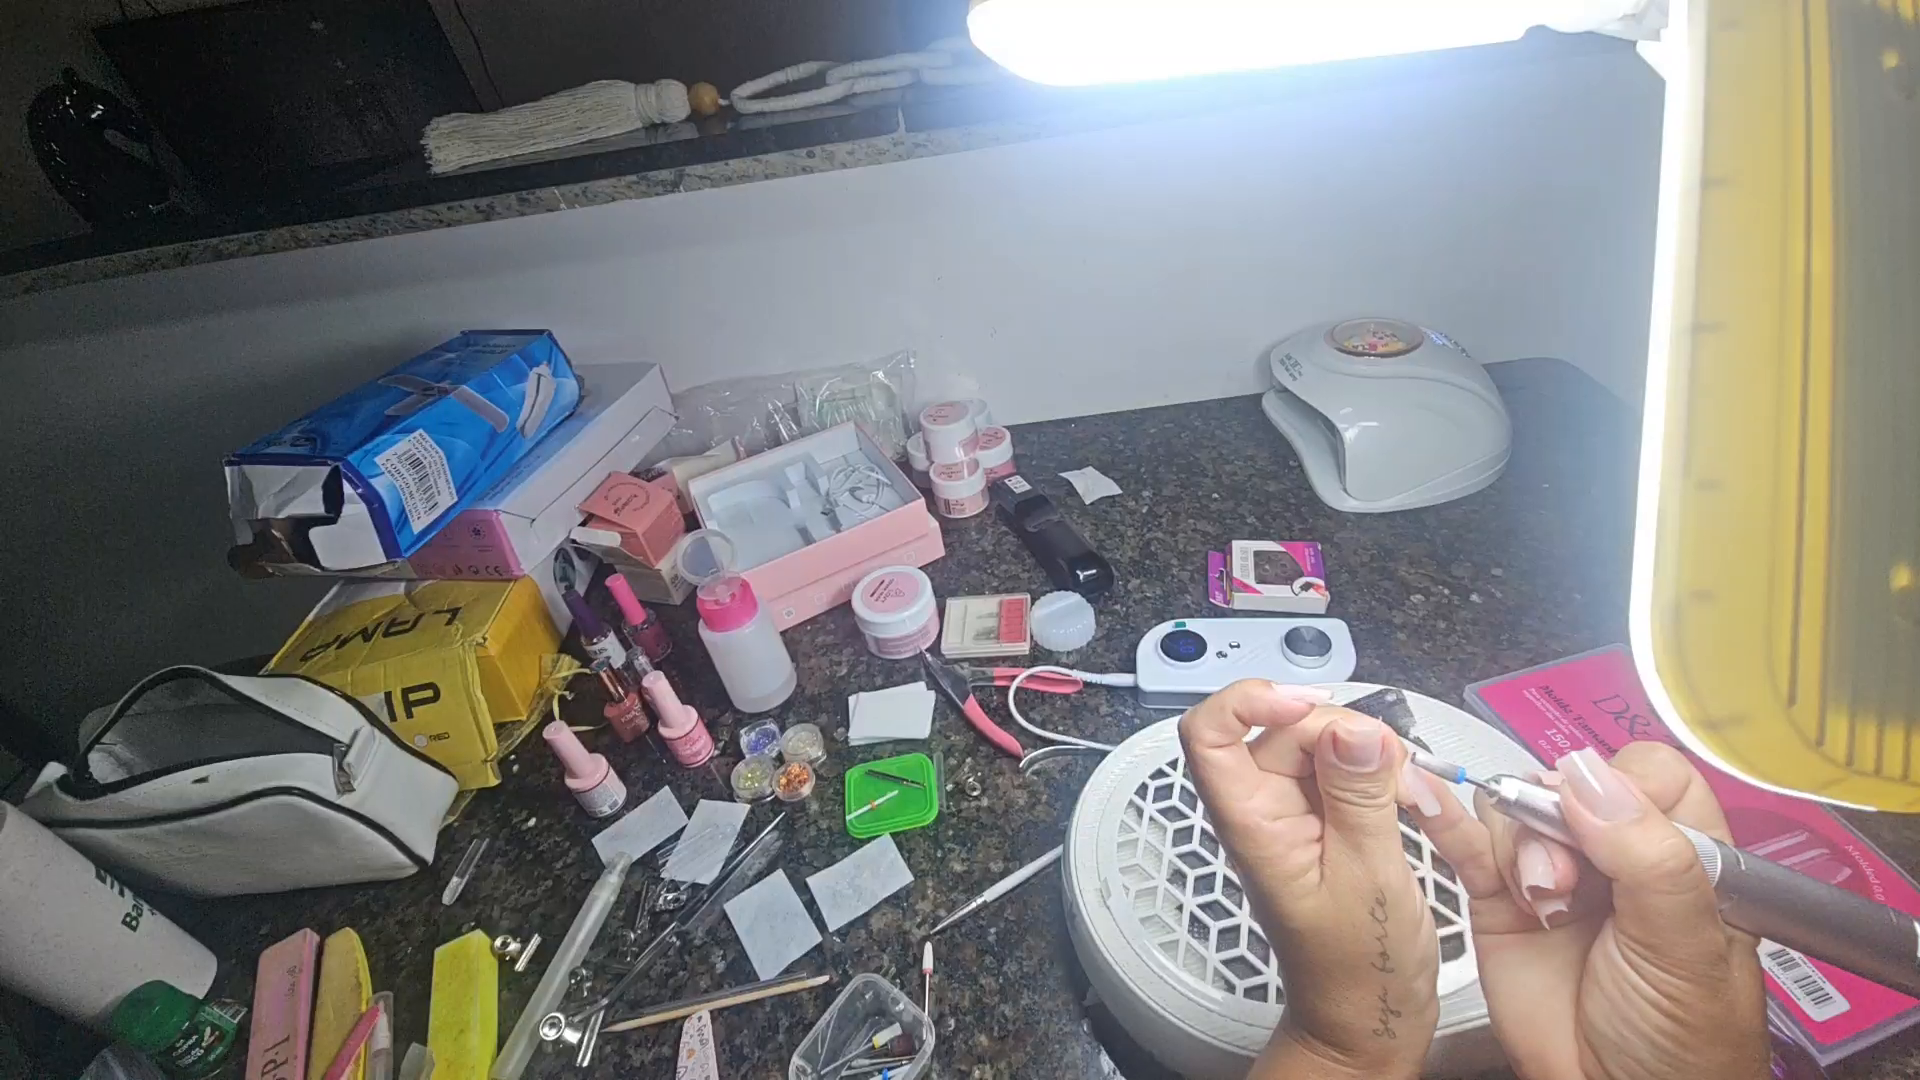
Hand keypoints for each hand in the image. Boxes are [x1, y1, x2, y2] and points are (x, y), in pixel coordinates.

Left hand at [1180, 681, 1443, 1079]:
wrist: (1366, 1016)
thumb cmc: (1360, 965)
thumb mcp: (1370, 876)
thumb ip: (1359, 797)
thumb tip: (1353, 727)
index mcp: (1248, 817)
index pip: (1208, 732)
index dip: (1247, 701)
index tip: (1309, 706)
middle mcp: (1259, 802)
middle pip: (1280, 728)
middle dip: (1341, 733)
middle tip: (1398, 770)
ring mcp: (1288, 805)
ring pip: (1316, 741)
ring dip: (1368, 754)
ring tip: (1410, 795)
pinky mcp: (1319, 811)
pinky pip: (1340, 766)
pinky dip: (1377, 771)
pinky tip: (1409, 799)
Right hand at [1412, 742, 1768, 1079]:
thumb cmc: (1677, 1045)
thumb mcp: (1685, 953)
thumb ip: (1650, 860)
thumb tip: (1588, 776)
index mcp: (1682, 860)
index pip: (1648, 776)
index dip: (1618, 784)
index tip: (1599, 823)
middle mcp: (1610, 856)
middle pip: (1563, 787)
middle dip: (1556, 824)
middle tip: (1566, 880)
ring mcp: (1548, 870)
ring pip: (1509, 807)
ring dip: (1515, 846)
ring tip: (1537, 900)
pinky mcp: (1493, 890)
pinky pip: (1459, 836)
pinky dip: (1440, 813)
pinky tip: (1425, 798)